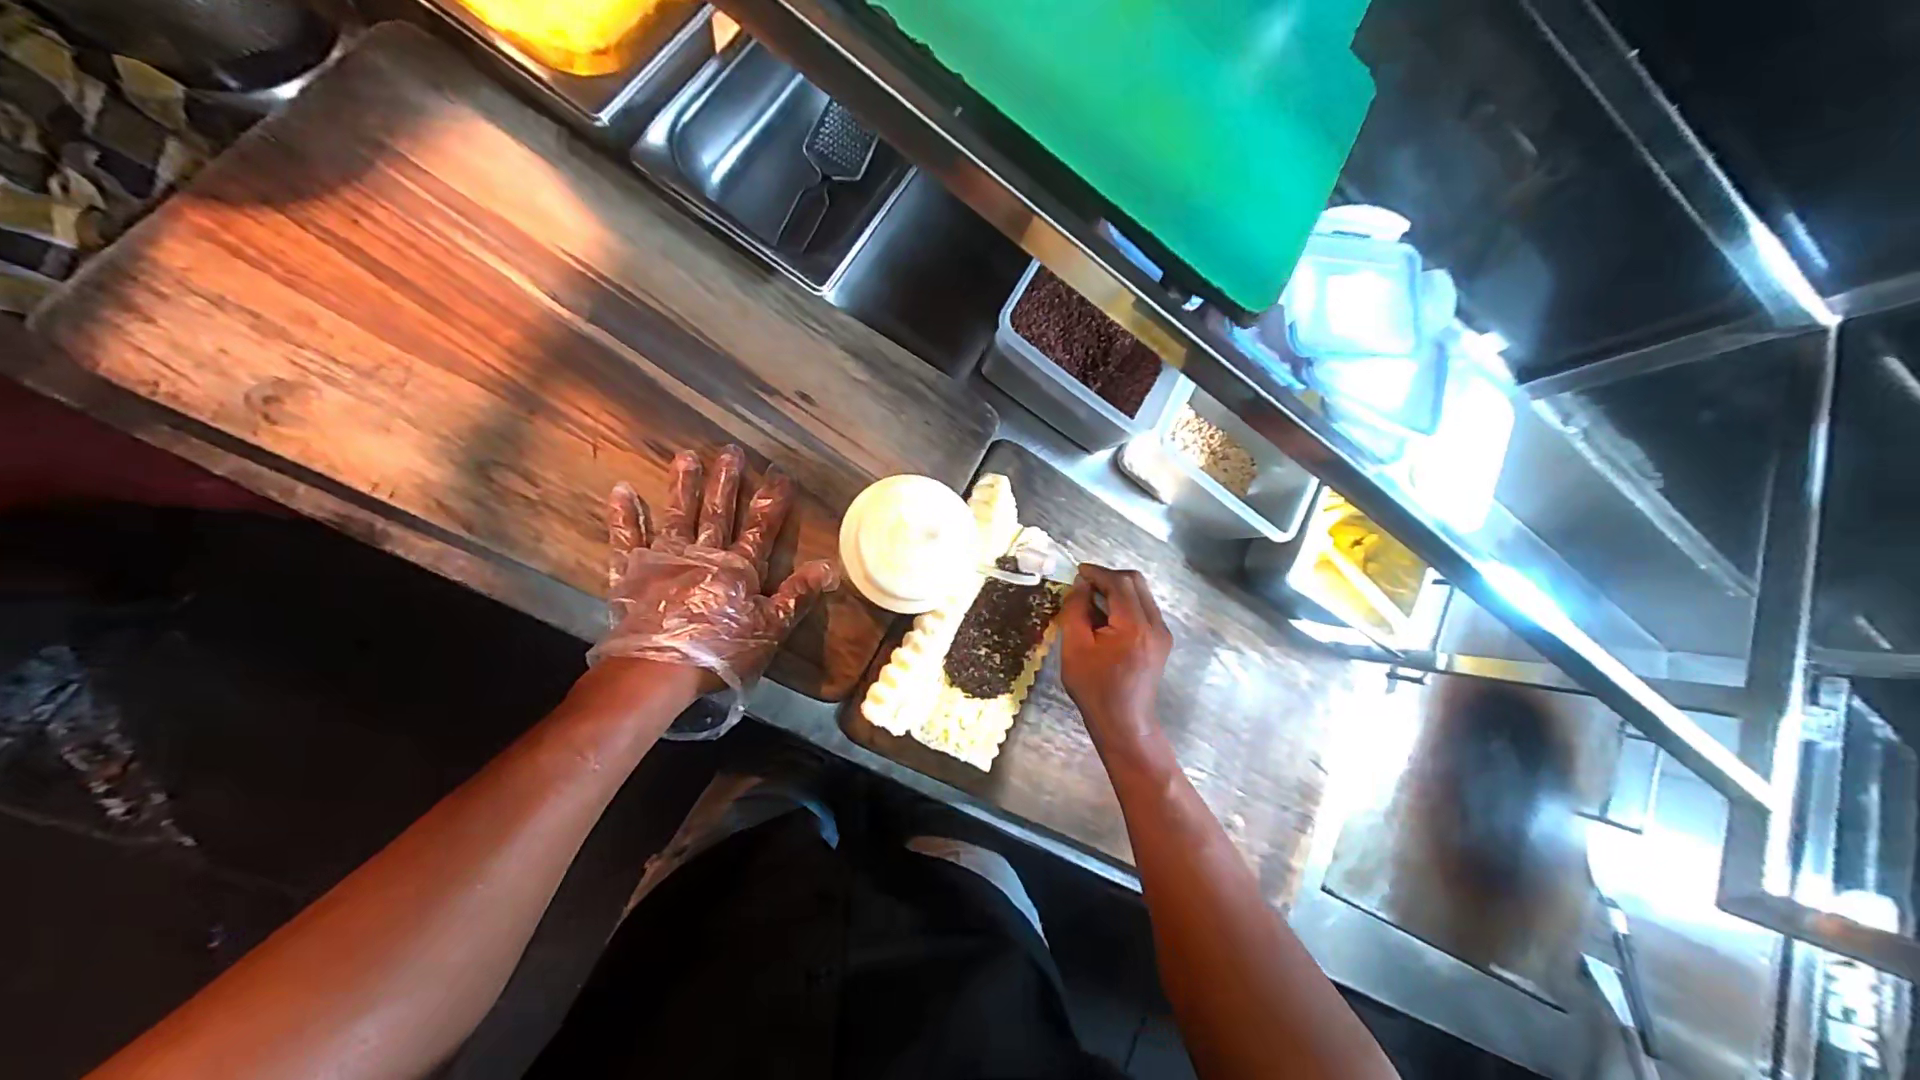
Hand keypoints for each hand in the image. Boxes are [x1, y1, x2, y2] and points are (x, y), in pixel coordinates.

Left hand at [589, 445, 839, 708]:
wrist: (659, 670)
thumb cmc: (721, 652)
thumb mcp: (771, 628)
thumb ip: (797, 595)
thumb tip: (830, 566)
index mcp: (740, 568)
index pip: (762, 527)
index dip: (772, 501)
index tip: (780, 474)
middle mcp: (704, 554)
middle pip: (719, 512)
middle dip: (727, 482)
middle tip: (730, 451)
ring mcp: (666, 559)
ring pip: (678, 515)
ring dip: (684, 486)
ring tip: (687, 457)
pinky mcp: (632, 572)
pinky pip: (627, 538)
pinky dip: (625, 515)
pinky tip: (623, 490)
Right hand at [1059, 564, 1174, 774]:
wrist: (1124, 722)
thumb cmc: (1095, 688)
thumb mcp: (1074, 648)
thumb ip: (1076, 611)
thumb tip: (1081, 585)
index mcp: (1134, 626)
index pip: (1119, 583)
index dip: (1097, 572)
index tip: (1078, 571)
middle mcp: (1155, 624)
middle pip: (1135, 582)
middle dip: (1109, 577)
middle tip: (1084, 584)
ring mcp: (1162, 632)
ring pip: (1142, 593)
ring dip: (1117, 589)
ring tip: (1092, 600)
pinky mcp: (1161, 640)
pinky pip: (1144, 608)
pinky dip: (1125, 603)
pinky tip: (1106, 616)